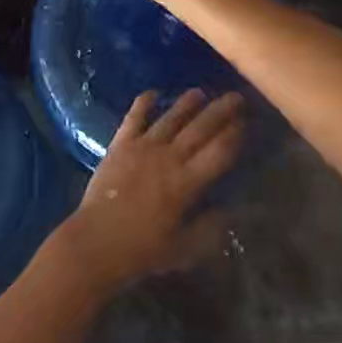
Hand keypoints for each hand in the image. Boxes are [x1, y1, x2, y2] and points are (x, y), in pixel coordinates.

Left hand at [55, 89, 243, 291]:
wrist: (96, 242)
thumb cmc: (142, 250)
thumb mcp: (184, 249)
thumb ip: (210, 229)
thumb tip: (231, 210)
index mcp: (186, 183)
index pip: (218, 153)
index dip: (234, 136)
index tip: (245, 122)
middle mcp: (167, 158)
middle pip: (199, 129)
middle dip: (220, 112)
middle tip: (235, 96)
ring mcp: (142, 148)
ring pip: (170, 119)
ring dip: (186, 104)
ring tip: (200, 92)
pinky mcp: (120, 145)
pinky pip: (134, 118)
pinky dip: (143, 103)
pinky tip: (152, 92)